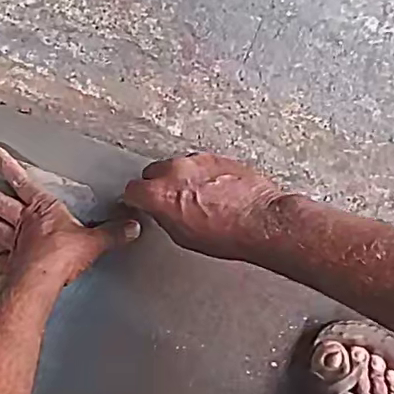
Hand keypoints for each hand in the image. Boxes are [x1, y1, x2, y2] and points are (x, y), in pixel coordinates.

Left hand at [0, 145, 139, 288]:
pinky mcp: (10, 264)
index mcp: (42, 209)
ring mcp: (13, 243)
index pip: (23, 182)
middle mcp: (24, 222)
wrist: (44, 280)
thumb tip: (134, 227)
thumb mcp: (95, 241)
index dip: (7, 166)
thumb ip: (114, 233)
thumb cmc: (64, 256)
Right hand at [121, 152, 294, 261]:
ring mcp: (197, 161)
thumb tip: (161, 212)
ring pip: (177, 166)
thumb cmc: (228, 234)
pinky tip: (213, 191)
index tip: (139, 203)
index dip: (136, 199)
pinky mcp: (216, 157)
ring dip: (181, 179)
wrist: (261, 221)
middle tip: (170, 202)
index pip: (133, 190)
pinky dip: (201, 175)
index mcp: (160, 193)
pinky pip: (200, 164)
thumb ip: (163, 217)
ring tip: (197, 199)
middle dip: (157, 186)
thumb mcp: (183, 237)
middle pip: (153, 172)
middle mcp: (176, 171)